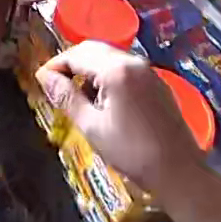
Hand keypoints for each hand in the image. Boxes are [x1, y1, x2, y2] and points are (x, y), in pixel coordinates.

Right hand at [35, 42, 212, 205]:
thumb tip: (45, 78)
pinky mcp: (156, 82)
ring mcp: (148, 71)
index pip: (76, 55)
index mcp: (116, 70)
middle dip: (71, 63)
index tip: (41, 80)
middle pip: (93, 49)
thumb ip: (66, 97)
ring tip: (77, 96)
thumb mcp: (91, 127)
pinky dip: (107, 75)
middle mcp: (133, 62)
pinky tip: (103, 100)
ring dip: (89, 68)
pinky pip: (124, 67)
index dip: (55, 65)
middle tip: (56, 86)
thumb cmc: (131, 152)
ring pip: (109, 56)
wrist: (179, 172)